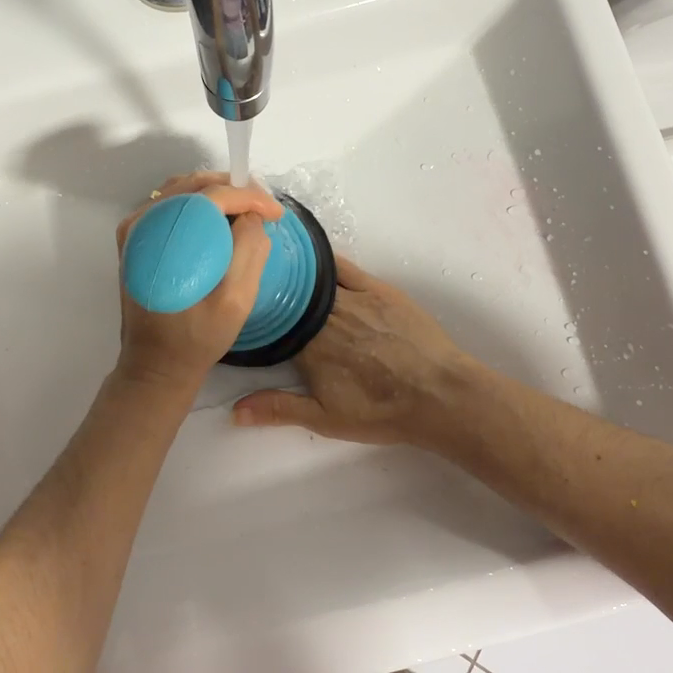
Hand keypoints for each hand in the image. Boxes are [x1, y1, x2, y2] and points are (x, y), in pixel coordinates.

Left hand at [114, 171, 282, 389]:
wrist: (155, 367)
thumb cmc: (196, 339)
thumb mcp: (235, 300)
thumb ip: (248, 251)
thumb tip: (252, 216)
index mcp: (162, 236)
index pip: (211, 196)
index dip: (250, 196)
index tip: (277, 213)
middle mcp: (141, 224)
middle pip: (194, 185)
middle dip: (235, 189)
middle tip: (265, 208)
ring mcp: (135, 230)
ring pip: (181, 191)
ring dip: (217, 194)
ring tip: (248, 210)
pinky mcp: (136, 240)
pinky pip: (171, 207)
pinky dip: (199, 206)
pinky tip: (221, 222)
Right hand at [232, 255, 480, 449]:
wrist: (438, 395)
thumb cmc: (381, 411)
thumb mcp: (326, 419)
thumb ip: (278, 409)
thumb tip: (234, 411)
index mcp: (308, 346)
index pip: (272, 324)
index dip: (256, 316)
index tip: (239, 308)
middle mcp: (324, 316)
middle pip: (288, 297)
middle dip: (269, 290)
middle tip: (250, 282)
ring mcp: (351, 297)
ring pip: (311, 278)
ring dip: (290, 272)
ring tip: (271, 263)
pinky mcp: (376, 287)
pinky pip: (340, 266)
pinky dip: (320, 259)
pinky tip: (307, 253)